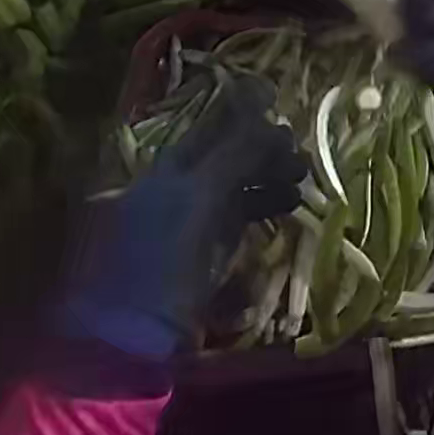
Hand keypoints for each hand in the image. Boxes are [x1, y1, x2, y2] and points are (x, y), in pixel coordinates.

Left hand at [57, 77, 306, 356]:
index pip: (212, 123)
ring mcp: (192, 214)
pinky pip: (241, 210)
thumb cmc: (161, 256)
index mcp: (168, 165)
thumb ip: (235, 153)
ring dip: (270, 172)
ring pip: (238, 179)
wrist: (131, 338)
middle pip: (229, 149)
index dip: (242, 107)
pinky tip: (289, 202)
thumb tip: (271, 118)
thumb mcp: (199, 197)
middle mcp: (179, 182)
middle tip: (297, 146)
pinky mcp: (207, 245)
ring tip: (301, 175)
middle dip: (265, 143)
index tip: (276, 96)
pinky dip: (265, 201)